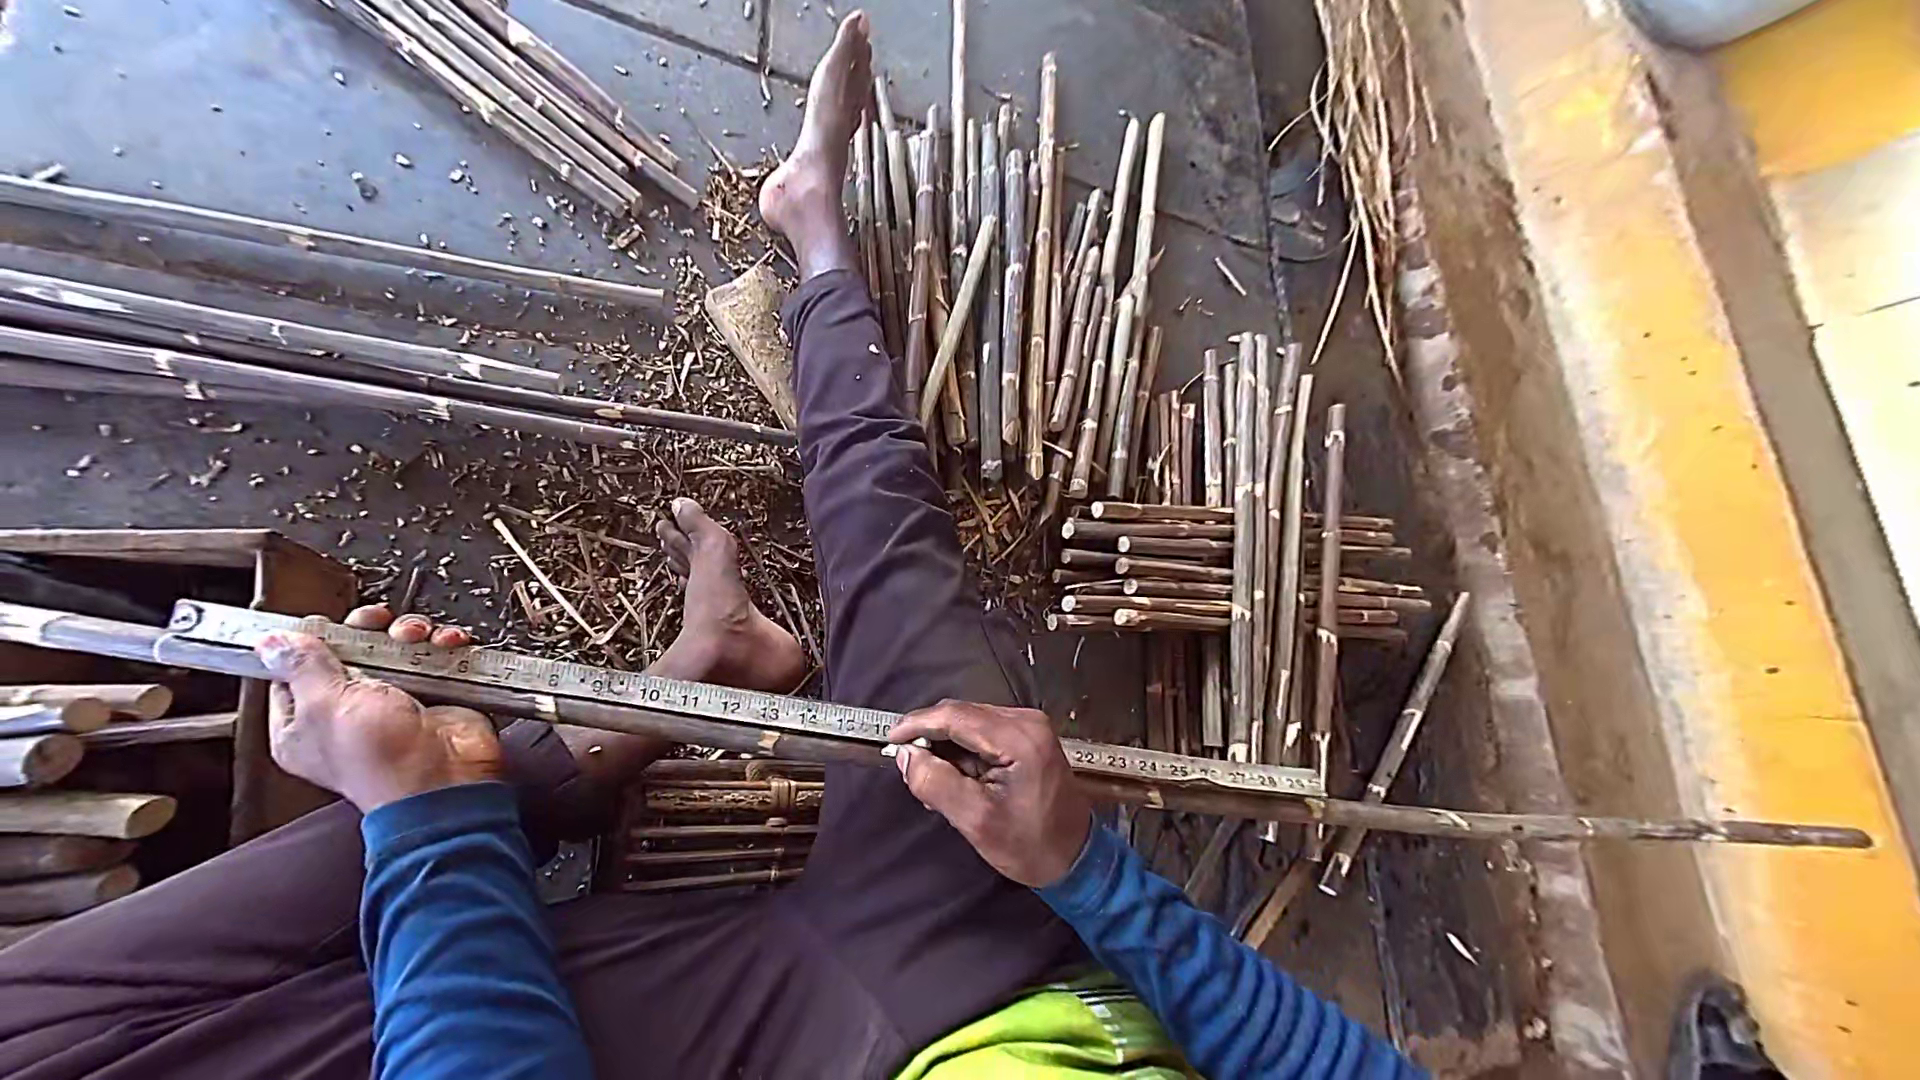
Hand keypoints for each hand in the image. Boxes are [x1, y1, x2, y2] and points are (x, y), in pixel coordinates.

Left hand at [255, 606, 502, 812]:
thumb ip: (302, 668)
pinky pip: (440, 654)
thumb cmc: (379, 756)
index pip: (295, 670)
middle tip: (375, 624)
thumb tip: (272, 643)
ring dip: (411, 633)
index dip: (309, 643)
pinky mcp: (440, 692)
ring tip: (417, 637)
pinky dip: (446, 644)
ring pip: (401, 647)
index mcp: (305, 721)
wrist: (444, 773)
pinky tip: (447, 644)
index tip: (323, 624)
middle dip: (368, 631)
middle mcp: (352, 708)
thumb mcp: (326, 704)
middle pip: (355, 651)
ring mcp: (400, 699)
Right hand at [888, 701, 1092, 887]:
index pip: (955, 716)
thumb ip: (937, 784)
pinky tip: (955, 778)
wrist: (1077, 858)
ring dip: (945, 747)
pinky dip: (962, 750)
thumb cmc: (1030, 845)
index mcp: (1019, 737)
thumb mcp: (977, 820)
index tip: (889, 740)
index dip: (918, 724)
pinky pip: (982, 732)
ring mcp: (1029, 725)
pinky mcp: (1027, 735)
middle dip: (930, 738)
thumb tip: (906, 756)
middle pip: (961, 715)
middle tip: (910, 769)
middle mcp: (1025, 720)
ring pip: (969, 722)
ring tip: (933, 783)